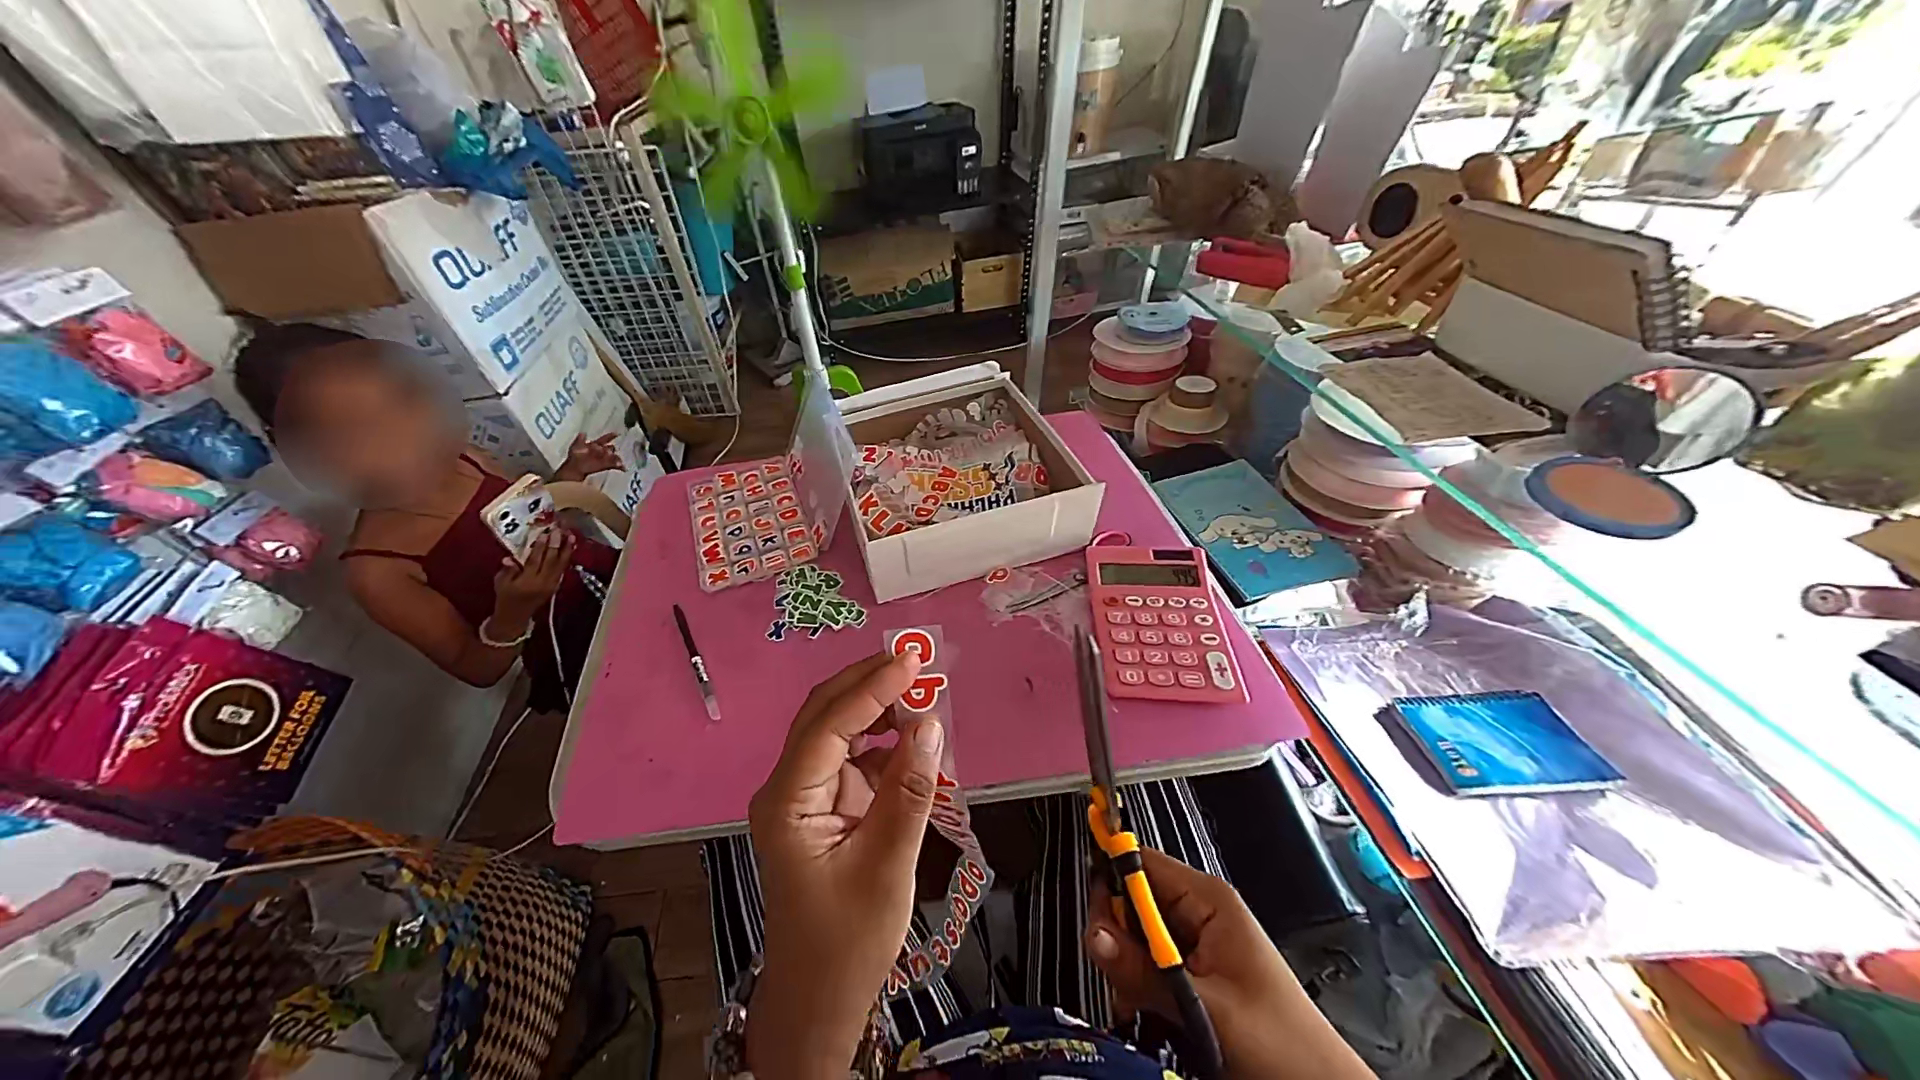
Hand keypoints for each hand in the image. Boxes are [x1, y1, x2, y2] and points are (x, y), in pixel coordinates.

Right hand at [489, 530, 573, 633]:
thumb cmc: (505, 597)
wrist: (516, 616)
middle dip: (557, 545)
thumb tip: (510, 557)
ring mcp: (552, 584)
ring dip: (567, 550)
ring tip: (571, 537)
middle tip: (560, 530)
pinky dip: (566, 559)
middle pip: (552, 561)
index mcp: (527, 582)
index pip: (535, 561)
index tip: (545, 533)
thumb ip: (508, 570)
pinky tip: (569, 549)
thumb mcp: (501, 583)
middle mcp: (543, 582)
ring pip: (561, 565)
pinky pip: (562, 570)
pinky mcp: (556, 586)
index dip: (541, 547)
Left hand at [555, 433, 621, 480]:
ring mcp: (603, 459)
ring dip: (615, 458)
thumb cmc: (573, 459)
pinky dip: (619, 466)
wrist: (573, 472)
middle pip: (610, 449)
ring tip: (617, 461)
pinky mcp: (605, 467)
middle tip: (610, 453)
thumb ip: (579, 440)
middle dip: (611, 450)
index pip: (604, 439)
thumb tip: (583, 433)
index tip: (617, 434)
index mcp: (594, 445)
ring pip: (613, 457)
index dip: (610, 436)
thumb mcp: (575, 447)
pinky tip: (622, 468)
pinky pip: (615, 465)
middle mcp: (600, 452)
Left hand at [746, 652, 944, 1079]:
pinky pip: (855, 757)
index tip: (912, 661)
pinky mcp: (827, 804)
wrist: (822, 996)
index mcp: (788, 801)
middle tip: (916, 660)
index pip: (829, 726)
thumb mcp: (887, 866)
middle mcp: (789, 786)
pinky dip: (884, 742)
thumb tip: (931, 724)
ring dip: (877, 708)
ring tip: (921, 692)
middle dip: (868, 683)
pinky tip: (913, 739)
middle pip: (824, 715)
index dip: (871, 689)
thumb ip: (909, 791)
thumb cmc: (849, 939)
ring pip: (838, 729)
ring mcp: (807, 793)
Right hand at [1086, 848, 1371, 1079]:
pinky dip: (1137, 984)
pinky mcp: (1194, 969)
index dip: (1111, 884)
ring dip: (1126, 967)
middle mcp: (1199, 910)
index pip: (1140, 862)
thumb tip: (1094, 934)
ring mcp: (1196, 941)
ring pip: (1137, 935)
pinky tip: (1142, 1011)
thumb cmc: (1280, 1047)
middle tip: (1119, 979)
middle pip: (1132, 900)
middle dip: (1117, 937)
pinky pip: (1149, 961)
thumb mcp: (1206, 1009)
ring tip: (1134, 1005)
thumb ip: (1144, 971)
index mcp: (1207, 899)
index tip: (1095, 925)